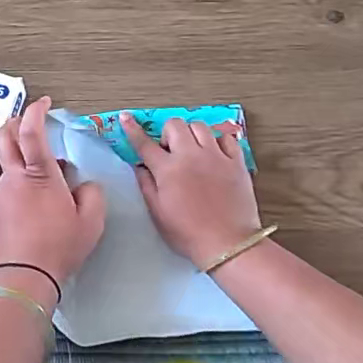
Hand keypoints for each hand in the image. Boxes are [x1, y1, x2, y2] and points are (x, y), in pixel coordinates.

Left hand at [0, 96, 105, 288]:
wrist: (24, 277)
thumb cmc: (59, 247)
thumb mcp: (92, 219)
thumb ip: (91, 193)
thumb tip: (82, 186)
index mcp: (39, 174)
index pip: (30, 130)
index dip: (35, 110)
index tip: (44, 102)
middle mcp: (15, 178)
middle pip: (4, 136)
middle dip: (14, 121)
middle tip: (29, 118)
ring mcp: (2, 193)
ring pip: (7, 161)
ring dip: (22, 154)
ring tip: (47, 170)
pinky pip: (8, 183)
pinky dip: (21, 177)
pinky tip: (38, 195)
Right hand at [120, 112, 261, 266]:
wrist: (227, 244)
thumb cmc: (188, 234)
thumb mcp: (158, 213)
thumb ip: (146, 186)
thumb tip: (139, 167)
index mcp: (168, 170)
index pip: (145, 143)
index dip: (133, 129)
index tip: (126, 118)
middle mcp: (191, 156)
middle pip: (175, 124)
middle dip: (168, 133)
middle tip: (170, 152)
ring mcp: (216, 156)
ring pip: (200, 126)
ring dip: (192, 134)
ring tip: (194, 151)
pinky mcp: (236, 162)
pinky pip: (227, 138)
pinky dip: (219, 142)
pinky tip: (216, 154)